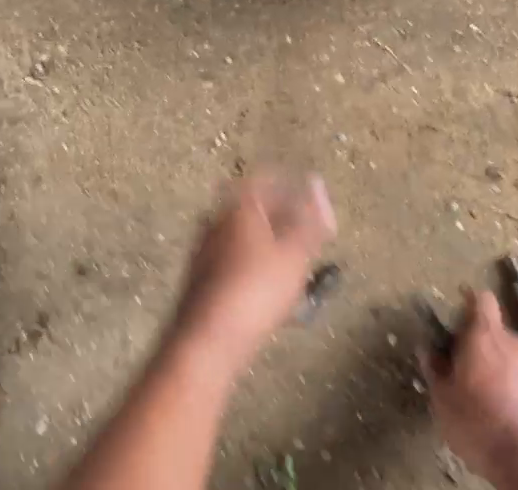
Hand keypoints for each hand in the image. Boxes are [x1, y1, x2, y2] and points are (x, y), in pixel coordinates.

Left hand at [169, 173, 336, 372]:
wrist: (208, 338)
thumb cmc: (257, 291)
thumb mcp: (295, 254)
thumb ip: (310, 218)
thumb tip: (317, 185)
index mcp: (238, 205)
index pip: (267, 179)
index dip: (293, 188)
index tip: (313, 205)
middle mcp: (216, 218)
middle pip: (252, 206)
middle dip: (281, 217)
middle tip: (305, 234)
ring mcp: (204, 247)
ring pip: (242, 234)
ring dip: (268, 243)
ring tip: (293, 266)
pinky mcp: (200, 275)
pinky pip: (234, 258)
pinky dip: (255, 265)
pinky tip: (269, 289)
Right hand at [419, 291, 517, 489]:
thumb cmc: (480, 427)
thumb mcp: (443, 401)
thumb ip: (435, 369)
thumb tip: (428, 349)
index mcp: (483, 336)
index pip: (481, 300)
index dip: (470, 305)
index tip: (459, 320)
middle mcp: (516, 342)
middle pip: (497, 332)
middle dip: (484, 347)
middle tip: (470, 373)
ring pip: (517, 357)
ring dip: (506, 369)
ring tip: (496, 400)